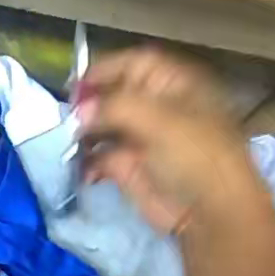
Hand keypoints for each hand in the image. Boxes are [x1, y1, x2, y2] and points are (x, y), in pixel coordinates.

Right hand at [75, 46, 273, 238]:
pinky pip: (99, 158)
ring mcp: (140, 139)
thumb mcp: (160, 121)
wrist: (207, 210)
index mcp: (173, 85)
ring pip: (102, 127)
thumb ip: (116, 108)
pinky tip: (81, 170)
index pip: (134, 64)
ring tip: (69, 146)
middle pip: (112, 95)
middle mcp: (155, 107)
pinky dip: (86, 163)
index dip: (104, 70)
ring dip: (83, 135)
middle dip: (89, 106)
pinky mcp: (128, 168)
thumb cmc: (194, 156)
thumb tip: (80, 111)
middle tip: (67, 121)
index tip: (75, 86)